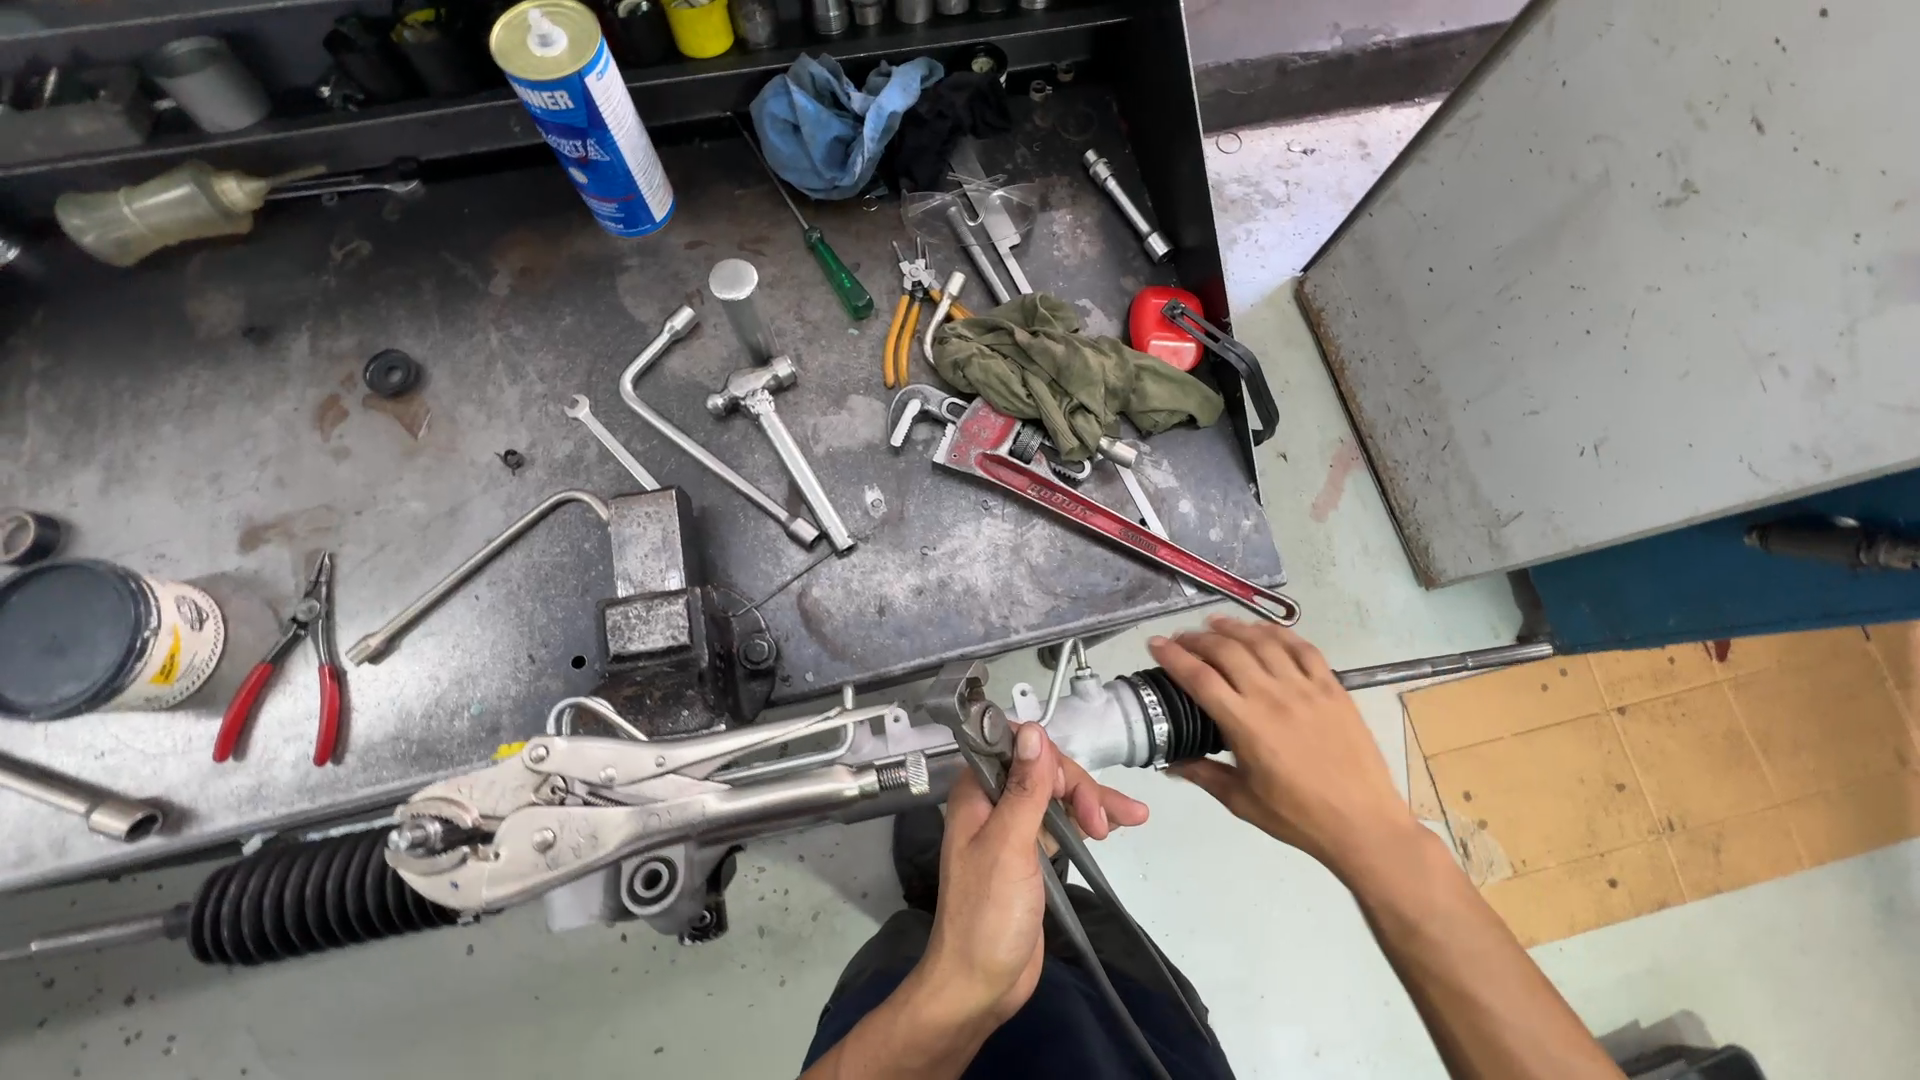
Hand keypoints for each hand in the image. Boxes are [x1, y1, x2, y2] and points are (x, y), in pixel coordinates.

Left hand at [914, 722, 1147, 1028]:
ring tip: (1133, 816)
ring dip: (1094, 802)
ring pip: (1060, 797)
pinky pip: (1065, 823)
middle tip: (1102, 822)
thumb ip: (1025, 788)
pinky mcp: (1033, 854)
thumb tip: (1034, 730)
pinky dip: (1091, 821)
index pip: (1016, 748)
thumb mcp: (1009, 845)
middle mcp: (993, 803)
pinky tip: (1119, 823)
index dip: (1048, 758)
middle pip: (1045, 771)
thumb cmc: (987, 914)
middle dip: (1079, 787)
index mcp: (976, 793)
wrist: (981, 984)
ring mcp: (1014, 829)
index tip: (1068, 787)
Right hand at [1149, 617, 1420, 877]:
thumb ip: (1203, 775)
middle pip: (1226, 650)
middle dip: (1197, 638)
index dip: (1173, 656)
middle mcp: (1272, 697)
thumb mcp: (1241, 801)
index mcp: (1245, 725)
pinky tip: (1262, 630)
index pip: (1199, 678)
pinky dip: (1277, 633)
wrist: (1363, 823)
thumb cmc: (1298, 817)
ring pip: (1262, 642)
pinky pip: (1302, 648)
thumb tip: (1169, 763)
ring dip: (1233, 627)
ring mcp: (1305, 688)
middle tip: (1181, 638)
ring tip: (1214, 623)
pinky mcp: (1333, 688)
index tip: (1155, 644)